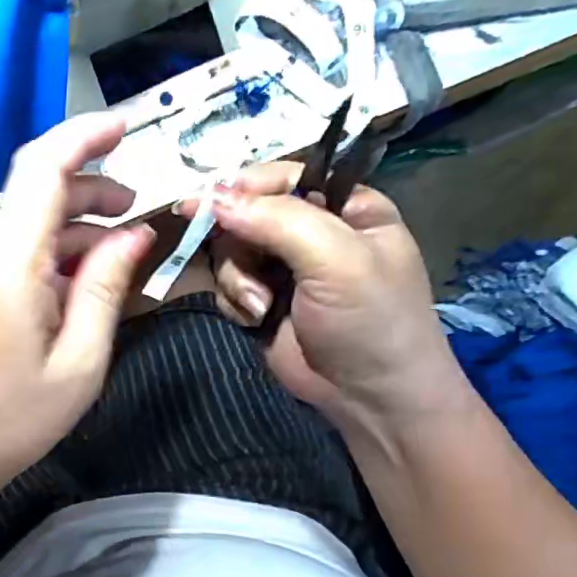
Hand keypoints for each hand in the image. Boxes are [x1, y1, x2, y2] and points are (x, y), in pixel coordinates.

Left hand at [0, 112, 153, 514]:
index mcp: (8, 262)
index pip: (42, 169)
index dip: (84, 135)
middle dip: (89, 186)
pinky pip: (12, 255)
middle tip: (136, 208)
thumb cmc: (15, 421)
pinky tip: (81, 282)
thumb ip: (107, 287)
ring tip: (118, 248)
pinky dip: (52, 253)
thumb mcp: (80, 360)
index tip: (126, 124)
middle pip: (33, 191)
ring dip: (73, 224)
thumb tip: (135, 235)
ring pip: (24, 224)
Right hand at [177, 162, 465, 429]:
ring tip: (260, 308)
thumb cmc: (368, 320)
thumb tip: (212, 197)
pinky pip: (226, 286)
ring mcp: (283, 270)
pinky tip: (256, 320)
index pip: (284, 177)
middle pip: (246, 214)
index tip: (206, 204)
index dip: (244, 188)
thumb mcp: (335, 258)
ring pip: (229, 252)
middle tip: (244, 270)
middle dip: (239, 245)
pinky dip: (234, 302)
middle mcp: (311, 231)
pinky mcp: (261, 303)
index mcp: (344, 206)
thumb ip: (278, 221)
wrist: (370, 398)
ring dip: (236, 280)